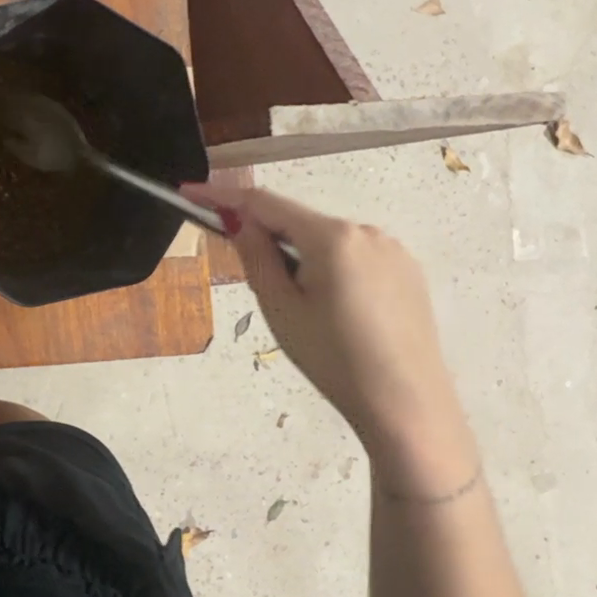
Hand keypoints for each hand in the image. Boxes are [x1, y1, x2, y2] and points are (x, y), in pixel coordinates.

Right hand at [184, 183, 475, 492]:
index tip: (189, 192)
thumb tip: (240, 222)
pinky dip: (327, 267)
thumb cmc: (332, 358)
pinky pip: (353, 256)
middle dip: (264, 233)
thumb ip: (256, 256)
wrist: (406, 405)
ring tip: (295, 305)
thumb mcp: (279, 308)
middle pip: (298, 221)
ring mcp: (393, 251)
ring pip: (326, 240)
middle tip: (243, 270)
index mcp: (331, 237)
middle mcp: (366, 231)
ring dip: (298, 254)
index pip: (264, 203)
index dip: (222, 196)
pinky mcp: (408, 272)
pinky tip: (330, 309)